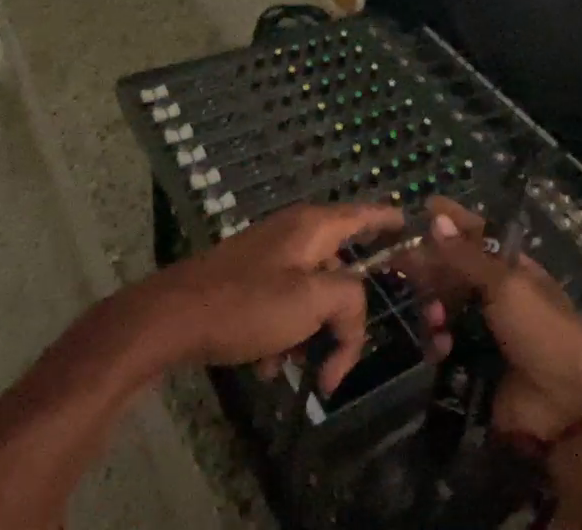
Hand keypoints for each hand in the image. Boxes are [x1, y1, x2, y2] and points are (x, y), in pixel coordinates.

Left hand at [142, 203, 402, 393]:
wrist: (170, 319)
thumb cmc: (246, 304)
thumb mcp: (310, 301)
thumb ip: (349, 300)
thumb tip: (353, 310)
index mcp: (312, 227)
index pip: (363, 214)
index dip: (388, 219)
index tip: (410, 224)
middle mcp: (292, 234)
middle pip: (339, 270)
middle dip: (343, 316)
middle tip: (342, 355)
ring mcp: (266, 257)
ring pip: (310, 295)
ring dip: (311, 333)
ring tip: (295, 367)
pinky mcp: (245, 280)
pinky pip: (281, 307)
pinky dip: (283, 335)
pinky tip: (267, 366)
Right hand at [406, 197, 581, 439]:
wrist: (563, 408)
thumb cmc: (542, 333)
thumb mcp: (506, 287)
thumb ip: (466, 256)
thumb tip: (437, 217)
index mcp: (515, 271)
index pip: (479, 236)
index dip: (454, 222)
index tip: (423, 208)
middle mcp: (498, 296)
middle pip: (455, 272)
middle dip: (433, 269)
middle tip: (405, 266)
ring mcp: (484, 331)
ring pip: (444, 307)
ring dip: (434, 309)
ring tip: (436, 320)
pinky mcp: (470, 363)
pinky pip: (442, 343)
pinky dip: (437, 342)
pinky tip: (441, 348)